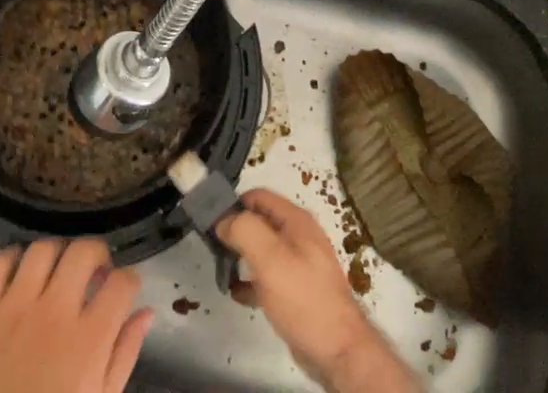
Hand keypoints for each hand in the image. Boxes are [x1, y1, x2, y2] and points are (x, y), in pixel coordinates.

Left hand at [0, 239, 154, 392]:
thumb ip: (124, 354)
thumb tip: (146, 313)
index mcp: (89, 340)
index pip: (122, 283)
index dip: (130, 280)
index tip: (124, 288)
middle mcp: (53, 313)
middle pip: (83, 252)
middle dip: (97, 254)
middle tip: (95, 271)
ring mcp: (12, 309)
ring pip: (42, 250)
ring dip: (58, 254)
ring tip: (58, 270)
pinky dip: (10, 258)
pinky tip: (20, 271)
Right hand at [216, 190, 418, 392]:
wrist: (336, 349)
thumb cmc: (303, 297)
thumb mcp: (270, 258)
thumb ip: (245, 231)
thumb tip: (223, 220)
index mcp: (296, 221)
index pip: (258, 197)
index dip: (234, 204)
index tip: (211, 222)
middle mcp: (299, 237)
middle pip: (259, 222)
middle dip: (235, 231)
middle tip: (212, 247)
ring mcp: (298, 264)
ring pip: (261, 250)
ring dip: (240, 257)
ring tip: (220, 270)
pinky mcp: (295, 290)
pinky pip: (266, 277)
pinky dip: (250, 281)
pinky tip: (237, 294)